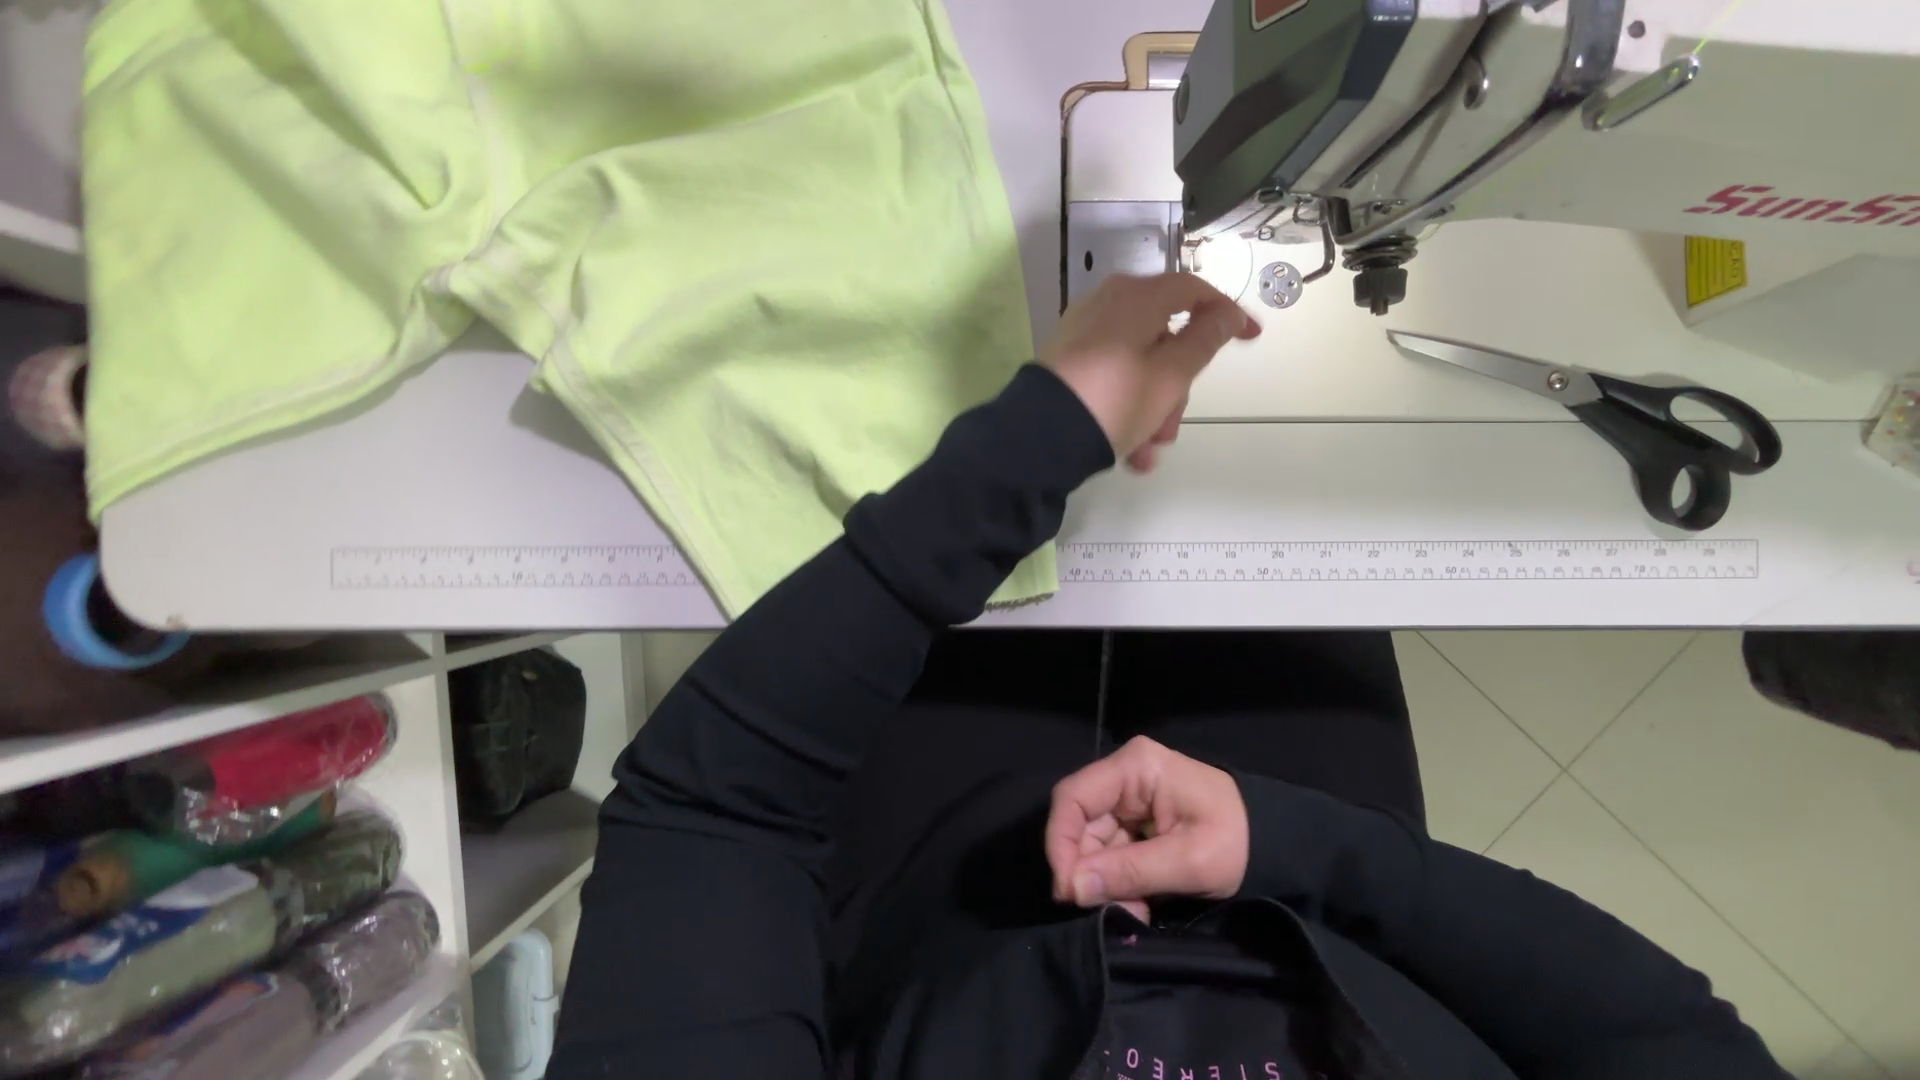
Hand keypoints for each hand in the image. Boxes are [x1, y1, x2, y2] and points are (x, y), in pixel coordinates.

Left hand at [1041, 273, 1260, 472]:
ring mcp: (1083, 333)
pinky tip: (1128, 451)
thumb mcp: (1169, 376)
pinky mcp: (1066, 361)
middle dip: (1175, 389)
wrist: (1039, 438)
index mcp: (1136, 297)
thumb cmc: (1113, 402)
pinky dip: (1126, 409)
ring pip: (1139, 366)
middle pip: (1164, 338)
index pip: (1194, 291)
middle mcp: (1107, 305)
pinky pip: (1112, 378)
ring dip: (1152, 410)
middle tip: (1170, 428)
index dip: (1226, 312)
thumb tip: (1226, 312)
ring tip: (1145, 451)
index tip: (1250, 337)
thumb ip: (1204, 340)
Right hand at [1045, 736, 1250, 914]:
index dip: (1061, 842)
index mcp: (1136, 767)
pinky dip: (1117, 880)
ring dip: (1104, 882)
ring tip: (1133, 913)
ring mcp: (1129, 795)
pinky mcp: (1136, 817)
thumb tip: (1073, 888)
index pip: (1073, 797)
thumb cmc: (1240, 842)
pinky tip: (1137, 903)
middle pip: (1080, 823)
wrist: (1278, 842)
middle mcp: (1125, 774)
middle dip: (1088, 871)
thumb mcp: (1190, 862)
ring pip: (1092, 841)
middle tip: (1109, 912)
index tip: (1069, 890)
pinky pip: (1110, 850)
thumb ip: (1129, 872)